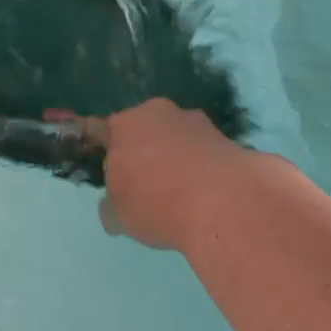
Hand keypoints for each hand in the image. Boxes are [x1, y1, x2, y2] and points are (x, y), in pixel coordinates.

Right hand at [99, 99, 265, 250]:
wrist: (222, 205)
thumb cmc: (156, 205)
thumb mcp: (118, 217)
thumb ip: (111, 206)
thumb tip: (113, 207)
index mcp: (124, 125)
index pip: (104, 133)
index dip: (107, 156)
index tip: (114, 179)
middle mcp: (159, 113)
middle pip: (144, 132)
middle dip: (144, 154)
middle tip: (146, 189)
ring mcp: (196, 122)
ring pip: (177, 140)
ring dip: (175, 159)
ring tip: (182, 197)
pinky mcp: (226, 137)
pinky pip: (203, 153)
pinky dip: (202, 169)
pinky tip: (205, 196)